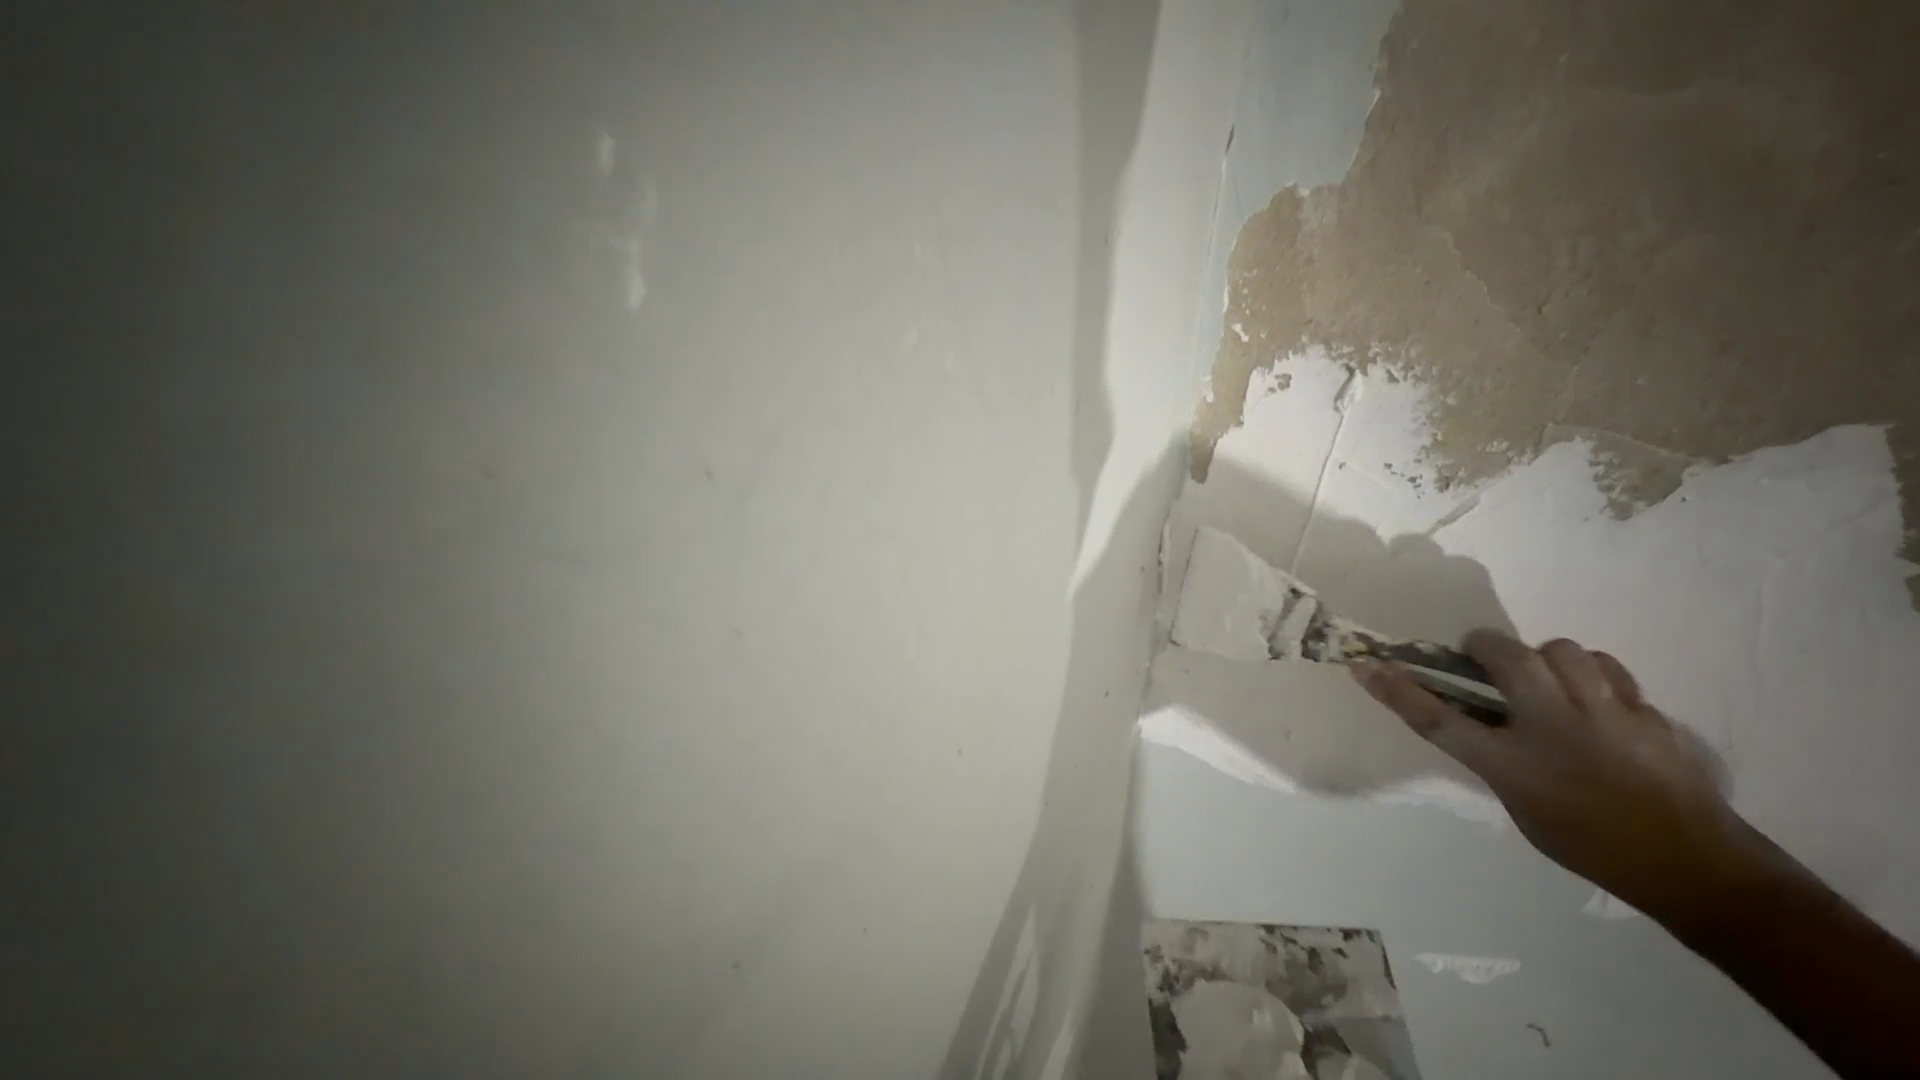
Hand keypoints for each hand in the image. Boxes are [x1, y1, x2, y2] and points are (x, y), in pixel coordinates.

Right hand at [1352, 630, 1766, 914]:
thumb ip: (1503, 760)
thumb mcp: (1524, 807)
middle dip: (1485, 645)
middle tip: (1481, 653)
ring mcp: (1604, 716)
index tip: (1366, 664)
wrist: (1690, 863)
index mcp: (1511, 764)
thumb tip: (1493, 724)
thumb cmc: (1591, 845)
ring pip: (1563, 651)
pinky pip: (1609, 671)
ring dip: (1545, 657)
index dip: (1396, 690)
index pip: (1438, 719)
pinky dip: (1593, 674)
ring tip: (1547, 675)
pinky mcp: (1646, 713)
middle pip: (1506, 658)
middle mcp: (1552, 729)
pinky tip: (1594, 694)